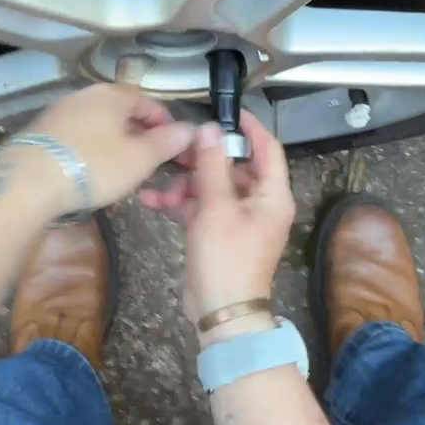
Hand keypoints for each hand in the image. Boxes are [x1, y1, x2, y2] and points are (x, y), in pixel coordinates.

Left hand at [3, 84, 196, 215]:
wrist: (28, 182)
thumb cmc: (93, 167)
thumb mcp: (139, 159)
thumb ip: (167, 142)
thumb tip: (191, 128)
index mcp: (112, 95)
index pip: (149, 102)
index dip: (165, 124)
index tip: (173, 147)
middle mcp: (84, 95)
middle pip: (120, 111)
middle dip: (137, 133)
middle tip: (148, 161)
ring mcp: (58, 111)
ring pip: (96, 123)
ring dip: (112, 141)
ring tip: (119, 169)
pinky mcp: (39, 131)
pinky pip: (75, 135)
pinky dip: (87, 148)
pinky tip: (87, 170)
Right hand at [138, 112, 294, 339]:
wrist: (221, 314)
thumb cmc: (226, 259)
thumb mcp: (216, 207)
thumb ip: (211, 165)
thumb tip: (210, 129)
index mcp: (272, 195)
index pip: (267, 148)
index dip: (249, 127)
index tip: (225, 110)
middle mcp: (260, 204)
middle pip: (234, 167)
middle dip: (202, 159)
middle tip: (176, 148)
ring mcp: (239, 219)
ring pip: (213, 187)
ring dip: (186, 184)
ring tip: (159, 186)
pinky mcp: (219, 233)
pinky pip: (202, 208)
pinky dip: (181, 204)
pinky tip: (152, 201)